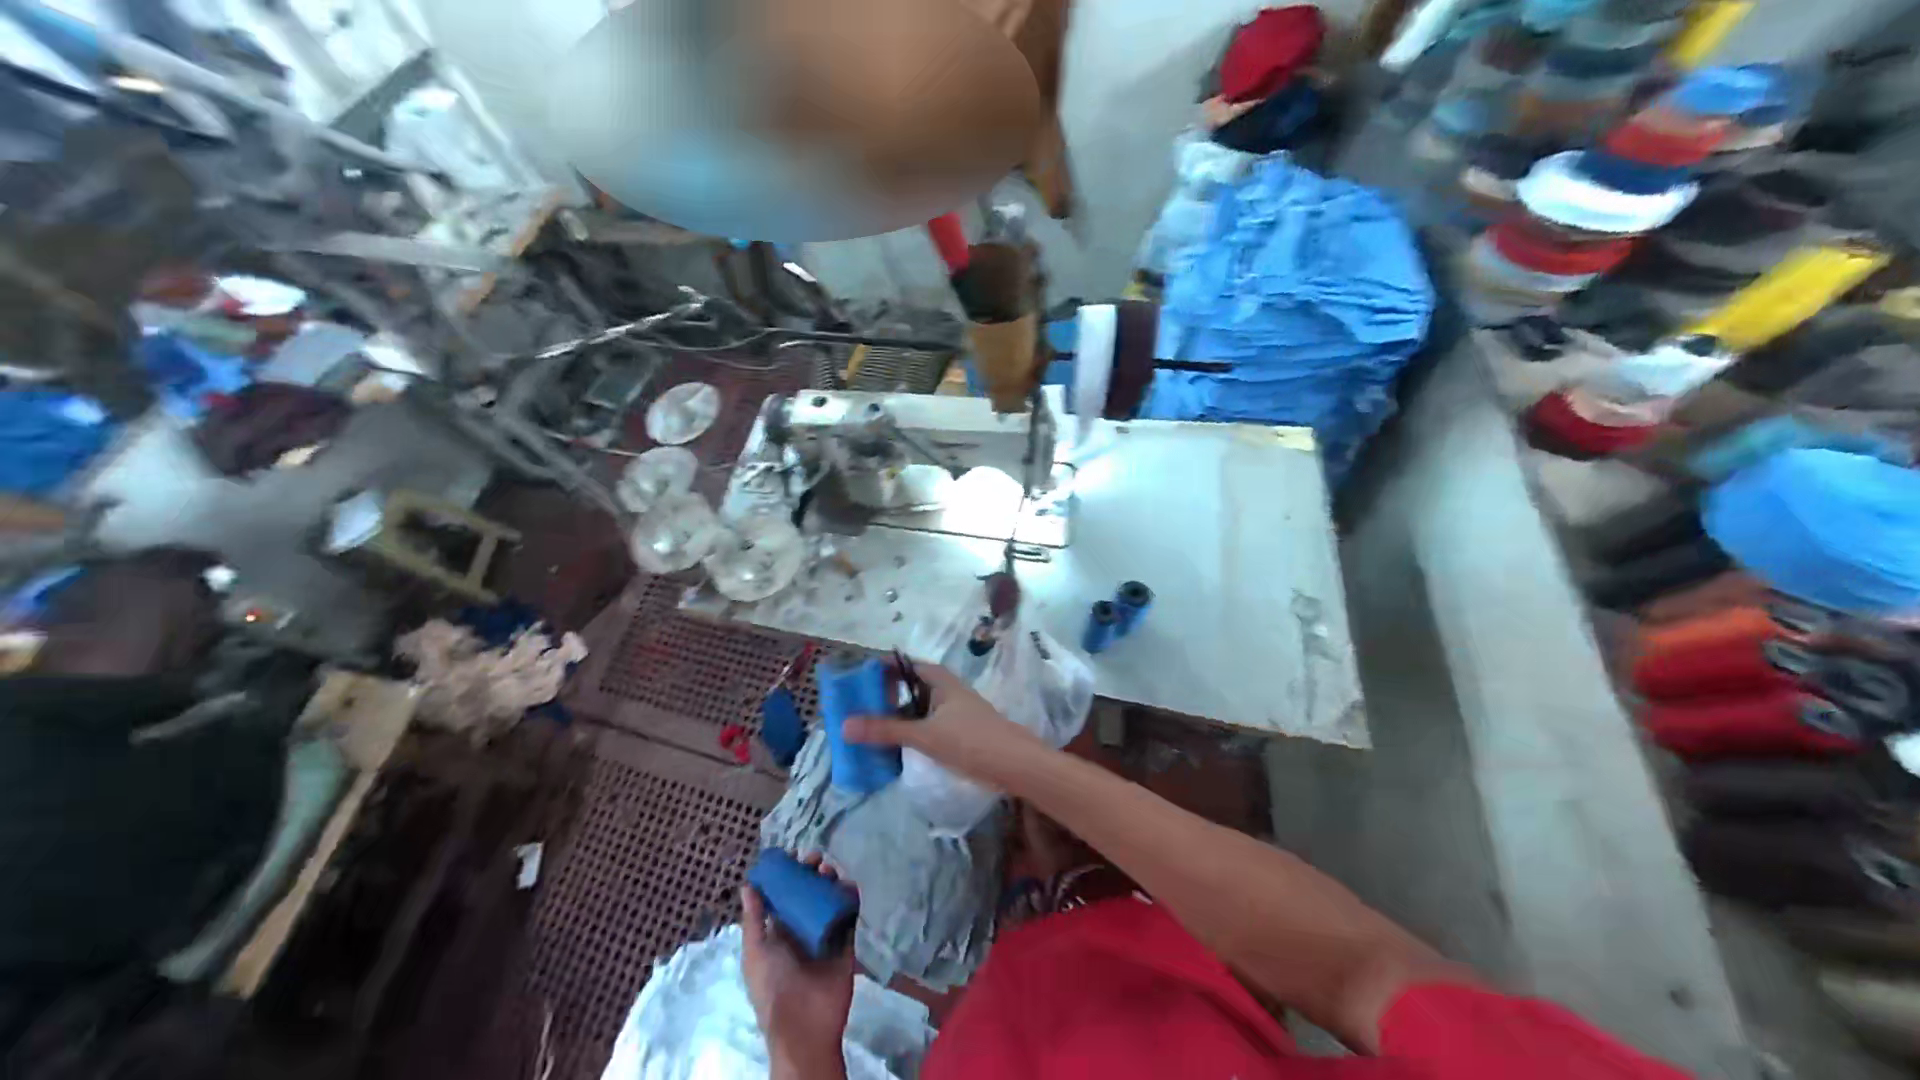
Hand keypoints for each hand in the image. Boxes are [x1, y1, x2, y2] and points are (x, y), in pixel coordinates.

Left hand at [740, 854, 852, 1079]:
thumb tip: (748, 885)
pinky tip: (849, 884)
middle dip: (811, 873)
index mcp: (778, 933)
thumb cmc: (773, 987)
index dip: (788, 876)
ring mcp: (825, 936)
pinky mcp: (846, 943)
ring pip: (829, 900)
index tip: (792, 856)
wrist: (804, 1026)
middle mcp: (802, 931)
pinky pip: (849, 916)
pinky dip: (850, 898)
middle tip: (815, 858)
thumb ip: (754, 919)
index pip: (784, 897)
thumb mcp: (755, 953)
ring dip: (830, 881)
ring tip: (829, 870)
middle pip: (808, 894)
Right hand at [844, 662, 1045, 790]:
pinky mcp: (961, 733)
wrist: (1016, 765)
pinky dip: (912, 731)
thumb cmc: (971, 741)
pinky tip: (898, 746)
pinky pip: (928, 725)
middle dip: (887, 694)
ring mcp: (956, 712)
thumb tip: (844, 725)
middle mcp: (948, 691)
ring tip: (871, 727)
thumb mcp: (924, 736)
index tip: (858, 677)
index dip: (883, 667)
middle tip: (858, 706)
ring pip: (920, 708)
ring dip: (899, 715)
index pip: (906, 664)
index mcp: (941, 681)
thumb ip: (886, 730)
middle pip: (912, 686)